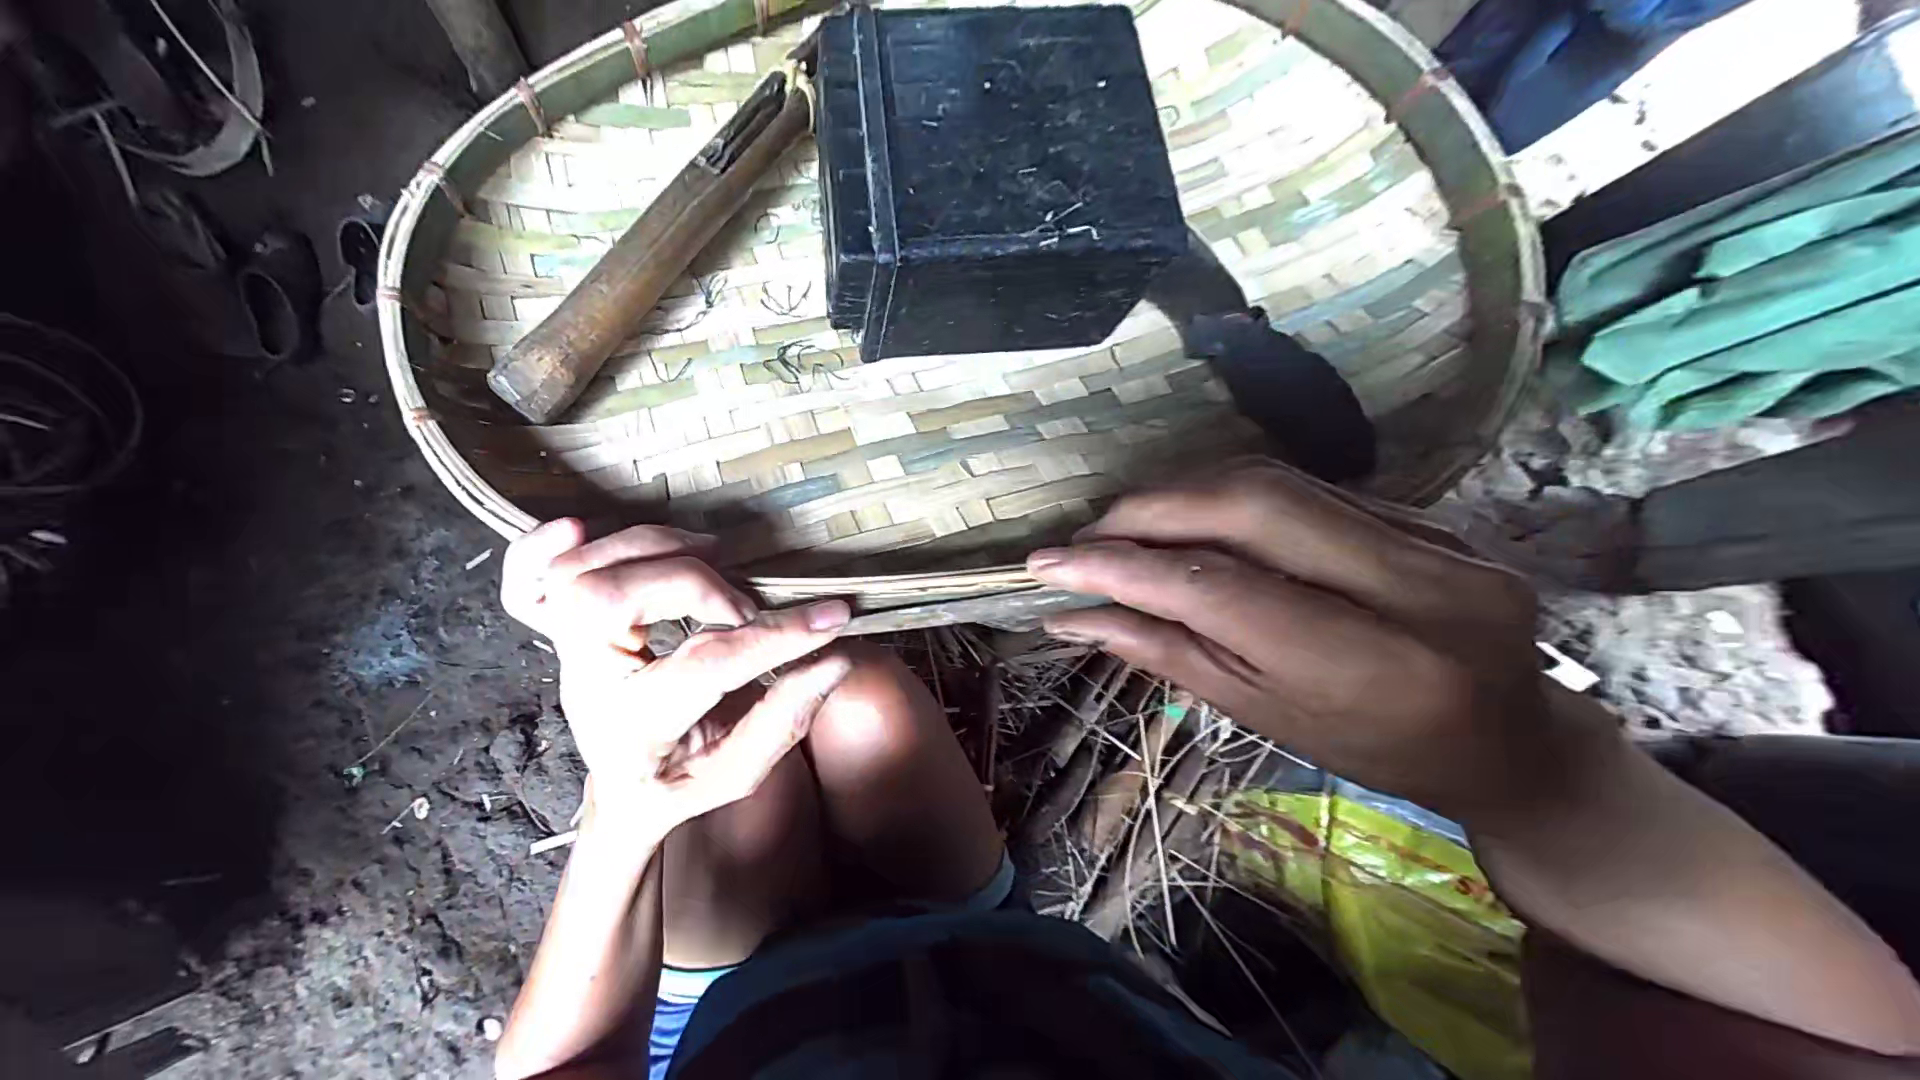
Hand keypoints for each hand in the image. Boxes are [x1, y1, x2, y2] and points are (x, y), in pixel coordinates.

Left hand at [502, 519, 851, 837]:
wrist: (624, 794)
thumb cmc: (683, 785)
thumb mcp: (740, 771)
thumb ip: (787, 716)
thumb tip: (837, 655)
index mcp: (637, 731)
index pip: (708, 665)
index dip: (777, 635)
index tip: (833, 617)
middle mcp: (588, 685)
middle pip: (607, 600)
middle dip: (693, 583)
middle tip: (742, 604)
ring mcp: (567, 655)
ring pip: (577, 575)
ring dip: (649, 548)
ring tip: (709, 553)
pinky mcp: (560, 632)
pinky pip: (525, 582)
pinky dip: (540, 550)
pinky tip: (578, 530)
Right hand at [1025, 459, 1564, 826]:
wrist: (1510, 737)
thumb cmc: (1373, 749)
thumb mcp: (1262, 714)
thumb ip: (1166, 653)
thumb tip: (1071, 616)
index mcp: (1368, 665)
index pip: (1216, 590)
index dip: (1122, 567)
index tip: (1049, 563)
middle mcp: (1411, 585)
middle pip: (1247, 507)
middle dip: (1147, 510)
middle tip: (1088, 535)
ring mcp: (1432, 536)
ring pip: (1272, 481)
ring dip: (1180, 494)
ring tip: (1127, 525)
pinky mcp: (1429, 511)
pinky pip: (1304, 485)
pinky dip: (1228, 495)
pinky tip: (1191, 517)